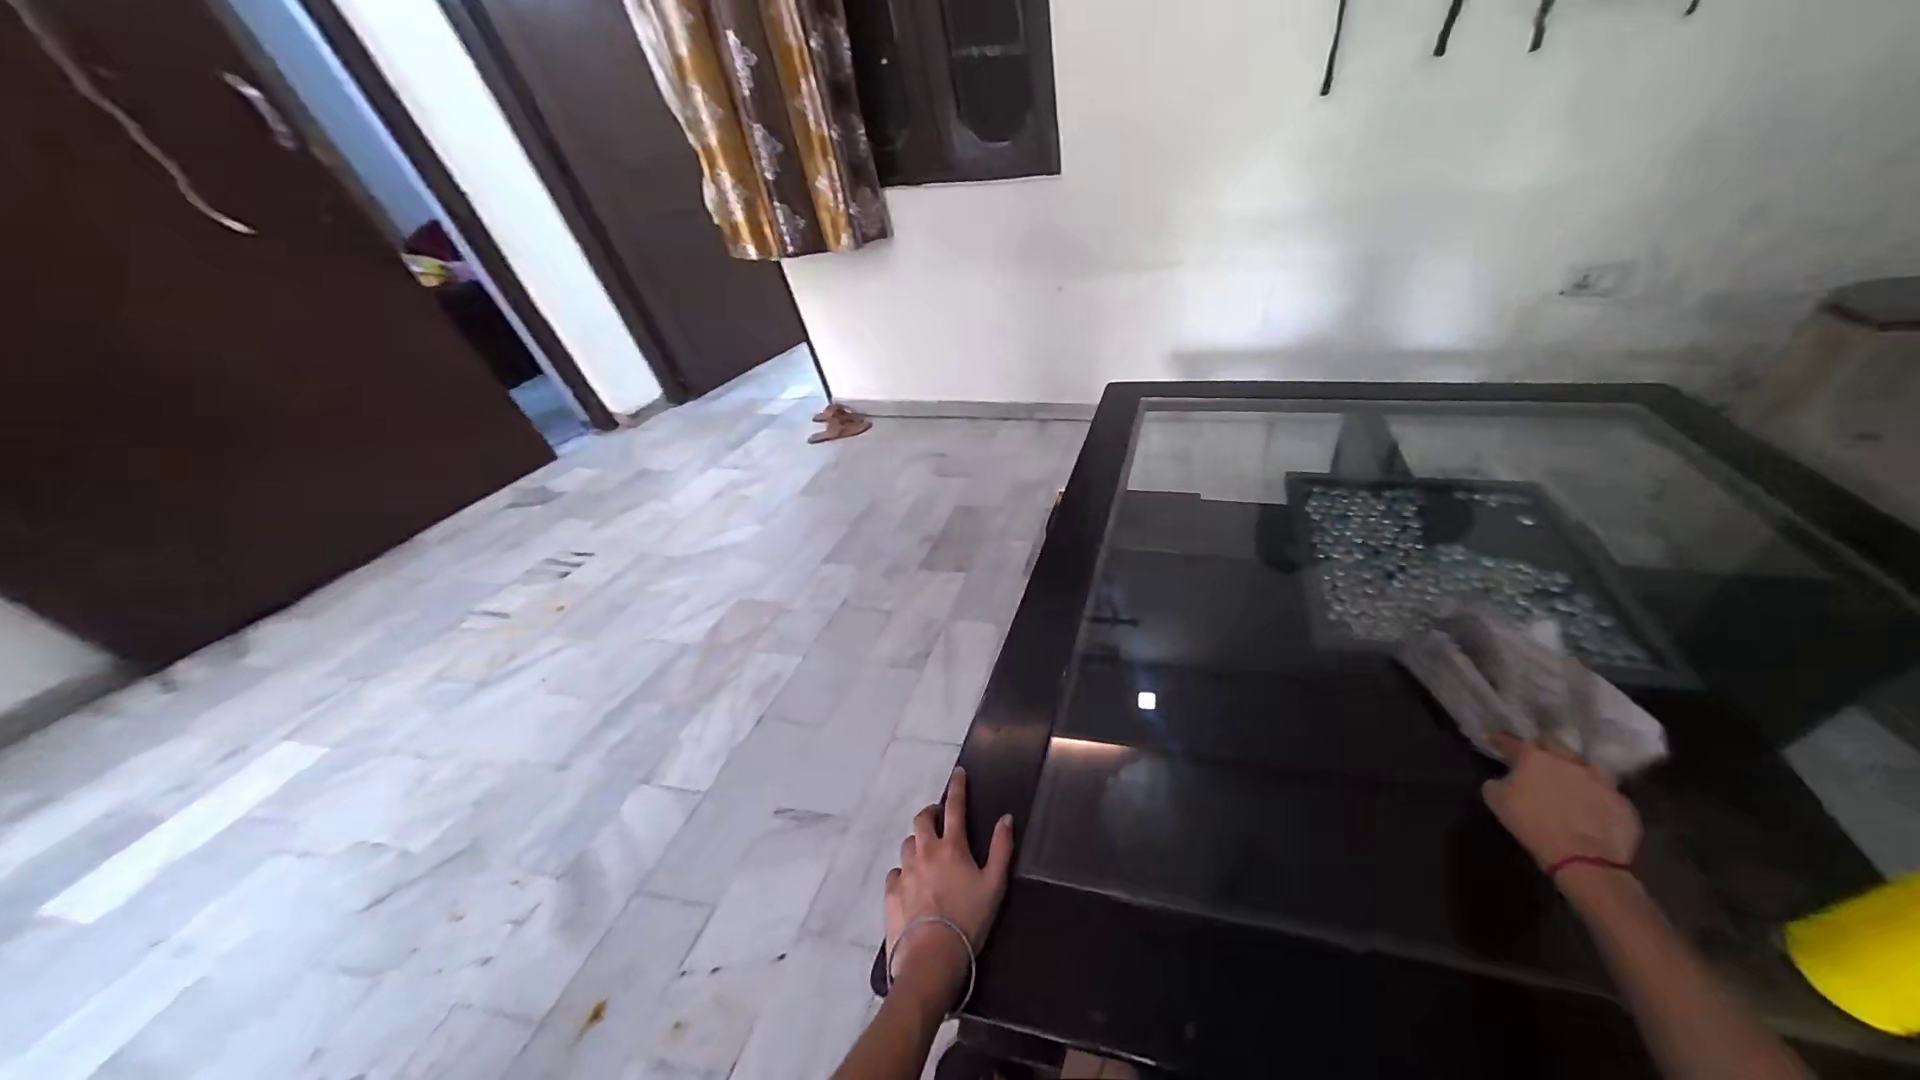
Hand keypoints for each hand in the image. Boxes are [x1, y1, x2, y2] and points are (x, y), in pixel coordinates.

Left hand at [885, 767, 1013, 1007]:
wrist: (931, 955)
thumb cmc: (969, 920)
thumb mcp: (994, 885)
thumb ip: (1001, 848)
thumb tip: (1005, 818)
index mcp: (952, 846)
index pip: (955, 807)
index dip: (957, 787)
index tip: (958, 774)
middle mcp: (925, 851)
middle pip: (923, 819)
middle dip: (931, 812)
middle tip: (938, 817)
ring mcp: (905, 870)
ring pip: (908, 843)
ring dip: (918, 842)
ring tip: (926, 853)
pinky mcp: (891, 890)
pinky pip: (896, 871)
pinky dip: (905, 870)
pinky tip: (911, 882)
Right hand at [1483, 732, 1641, 886]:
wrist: (1583, 858)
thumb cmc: (1532, 824)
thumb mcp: (1497, 800)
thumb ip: (1498, 782)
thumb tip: (1505, 780)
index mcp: (1535, 758)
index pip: (1514, 742)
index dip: (1502, 740)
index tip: (1494, 740)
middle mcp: (1569, 762)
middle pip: (1554, 745)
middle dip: (1542, 747)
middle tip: (1535, 757)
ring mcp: (1601, 781)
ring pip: (1586, 766)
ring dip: (1575, 769)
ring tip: (1570, 779)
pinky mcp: (1622, 802)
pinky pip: (1606, 792)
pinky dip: (1596, 795)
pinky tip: (1592, 806)